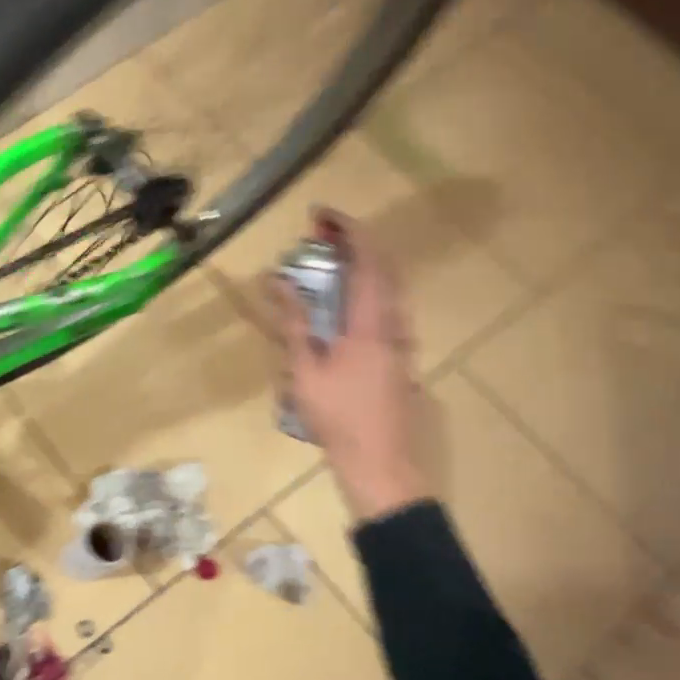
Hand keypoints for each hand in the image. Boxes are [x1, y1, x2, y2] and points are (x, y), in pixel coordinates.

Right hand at [270, 210, 430, 521]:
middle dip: (354, 243)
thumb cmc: (338, 418)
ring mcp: (401, 342)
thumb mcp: (306, 371)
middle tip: (320, 234)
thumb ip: (294, 323)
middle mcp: (394, 325)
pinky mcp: (398, 357)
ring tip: (327, 263)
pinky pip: (385, 308)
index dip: (348, 231)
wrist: (381, 464)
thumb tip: (278, 281)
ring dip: (361, 266)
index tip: (321, 216)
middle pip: (383, 268)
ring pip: (388, 288)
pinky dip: (365, 289)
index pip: (367, 260)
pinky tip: (341, 305)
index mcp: (371, 323)